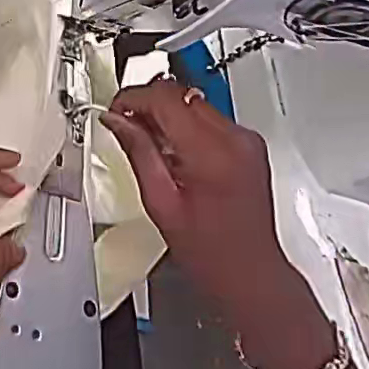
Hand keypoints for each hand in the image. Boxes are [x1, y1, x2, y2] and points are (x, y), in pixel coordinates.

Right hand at [101, 78, 333, 368]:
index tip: (116, 109)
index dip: (134, 98)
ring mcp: (246, 140)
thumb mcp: (161, 203)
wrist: (252, 274)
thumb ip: (138, 152)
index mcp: (211, 154)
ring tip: (148, 142)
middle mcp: (234, 140)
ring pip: (194, 102)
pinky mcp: (250, 144)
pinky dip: (187, 125)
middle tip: (125, 123)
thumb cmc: (212, 253)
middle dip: (148, 104)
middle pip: (181, 94)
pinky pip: (210, 118)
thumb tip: (117, 121)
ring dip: (167, 113)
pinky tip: (174, 151)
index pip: (166, 99)